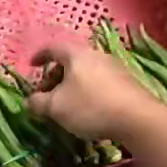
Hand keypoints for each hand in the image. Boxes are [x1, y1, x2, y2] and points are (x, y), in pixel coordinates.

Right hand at [25, 42, 165, 140]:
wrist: (137, 119)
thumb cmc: (90, 107)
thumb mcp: (55, 107)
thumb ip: (38, 103)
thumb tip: (30, 101)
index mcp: (76, 55)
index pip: (53, 48)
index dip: (39, 56)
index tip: (32, 66)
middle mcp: (96, 55)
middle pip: (70, 61)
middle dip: (55, 76)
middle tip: (47, 93)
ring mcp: (114, 68)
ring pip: (85, 72)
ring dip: (71, 85)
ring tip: (66, 104)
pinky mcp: (127, 83)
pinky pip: (99, 82)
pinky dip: (87, 91)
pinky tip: (87, 109)